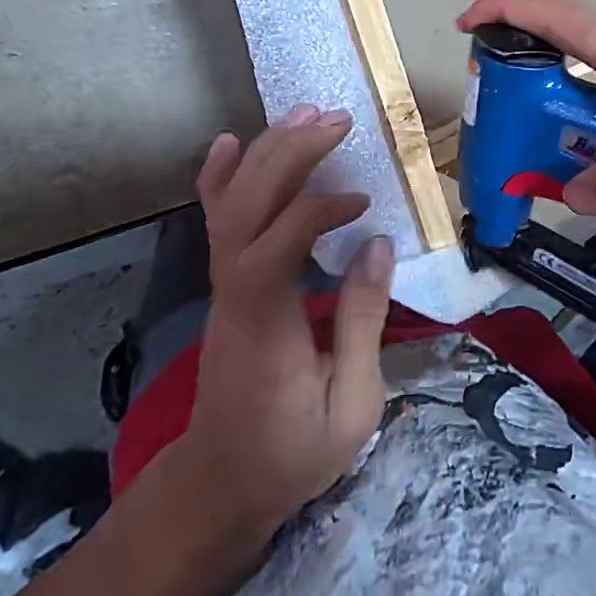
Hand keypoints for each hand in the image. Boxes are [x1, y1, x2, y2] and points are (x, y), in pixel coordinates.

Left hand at [173, 103, 393, 541]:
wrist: (224, 481)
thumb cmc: (292, 452)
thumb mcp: (349, 406)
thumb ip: (363, 323)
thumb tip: (378, 245)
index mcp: (264, 326)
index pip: (277, 244)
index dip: (319, 210)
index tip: (364, 203)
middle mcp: (233, 293)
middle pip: (246, 206)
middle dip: (289, 154)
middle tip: (335, 119)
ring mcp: (221, 285)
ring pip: (231, 204)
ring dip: (266, 153)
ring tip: (304, 113)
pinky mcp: (224, 284)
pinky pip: (217, 222)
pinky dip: (220, 178)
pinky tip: (229, 144)